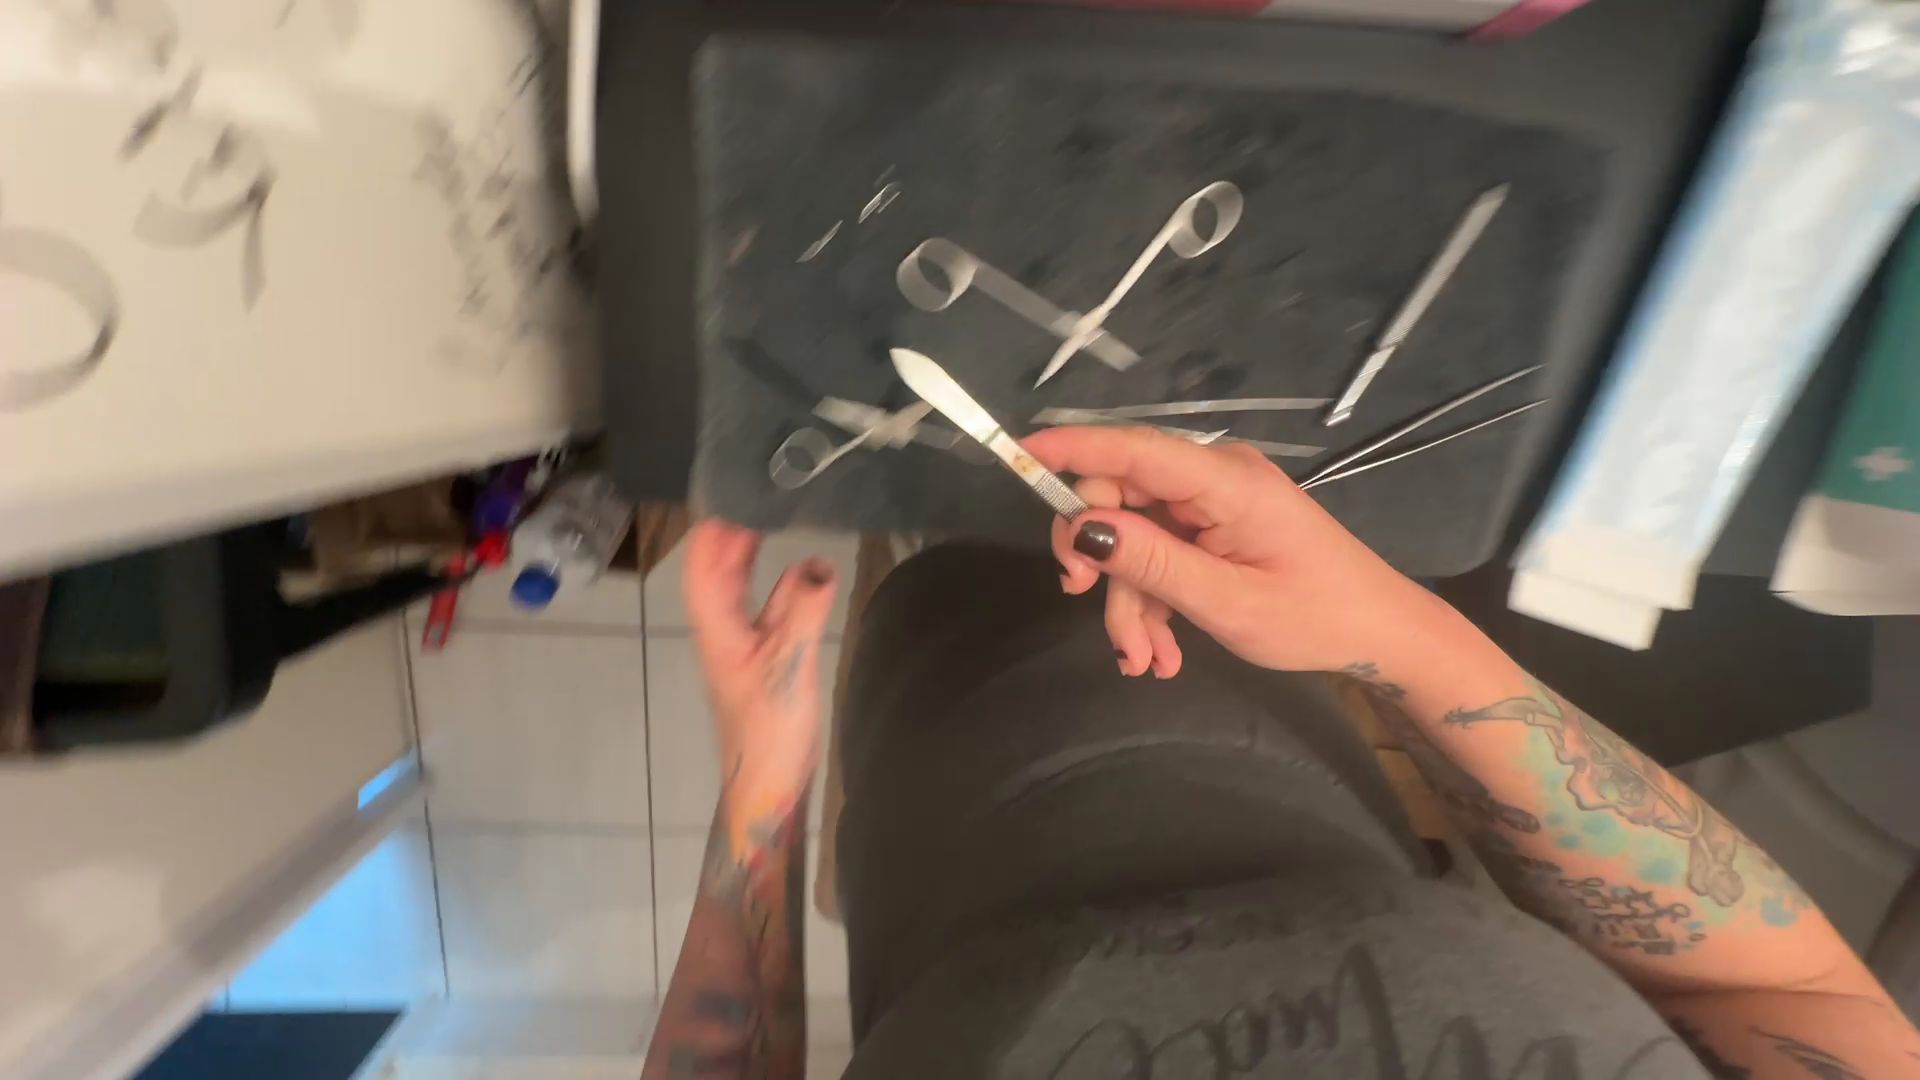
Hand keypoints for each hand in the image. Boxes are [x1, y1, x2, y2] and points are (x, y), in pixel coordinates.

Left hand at [682, 520, 837, 841]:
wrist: (769, 783)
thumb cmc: (769, 729)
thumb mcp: (788, 666)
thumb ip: (803, 612)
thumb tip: (821, 561)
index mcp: (717, 631)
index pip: (700, 570)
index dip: (709, 534)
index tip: (726, 496)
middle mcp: (723, 633)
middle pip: (716, 575)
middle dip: (728, 536)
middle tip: (753, 497)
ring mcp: (743, 647)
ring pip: (739, 591)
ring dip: (748, 557)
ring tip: (769, 521)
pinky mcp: (763, 660)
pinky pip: (766, 611)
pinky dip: (779, 586)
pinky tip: (802, 574)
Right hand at [1027, 426, 1455, 677]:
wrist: (1378, 636)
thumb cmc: (1315, 617)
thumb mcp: (1226, 600)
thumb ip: (1149, 562)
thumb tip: (1079, 527)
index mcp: (1224, 481)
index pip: (1132, 449)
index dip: (1072, 448)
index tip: (1017, 455)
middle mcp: (1212, 479)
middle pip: (1121, 497)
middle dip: (1098, 557)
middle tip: (1082, 602)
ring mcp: (1210, 504)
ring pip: (1133, 537)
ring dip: (1127, 600)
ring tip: (1143, 661)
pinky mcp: (1210, 529)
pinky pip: (1157, 555)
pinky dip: (1150, 601)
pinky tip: (1160, 651)